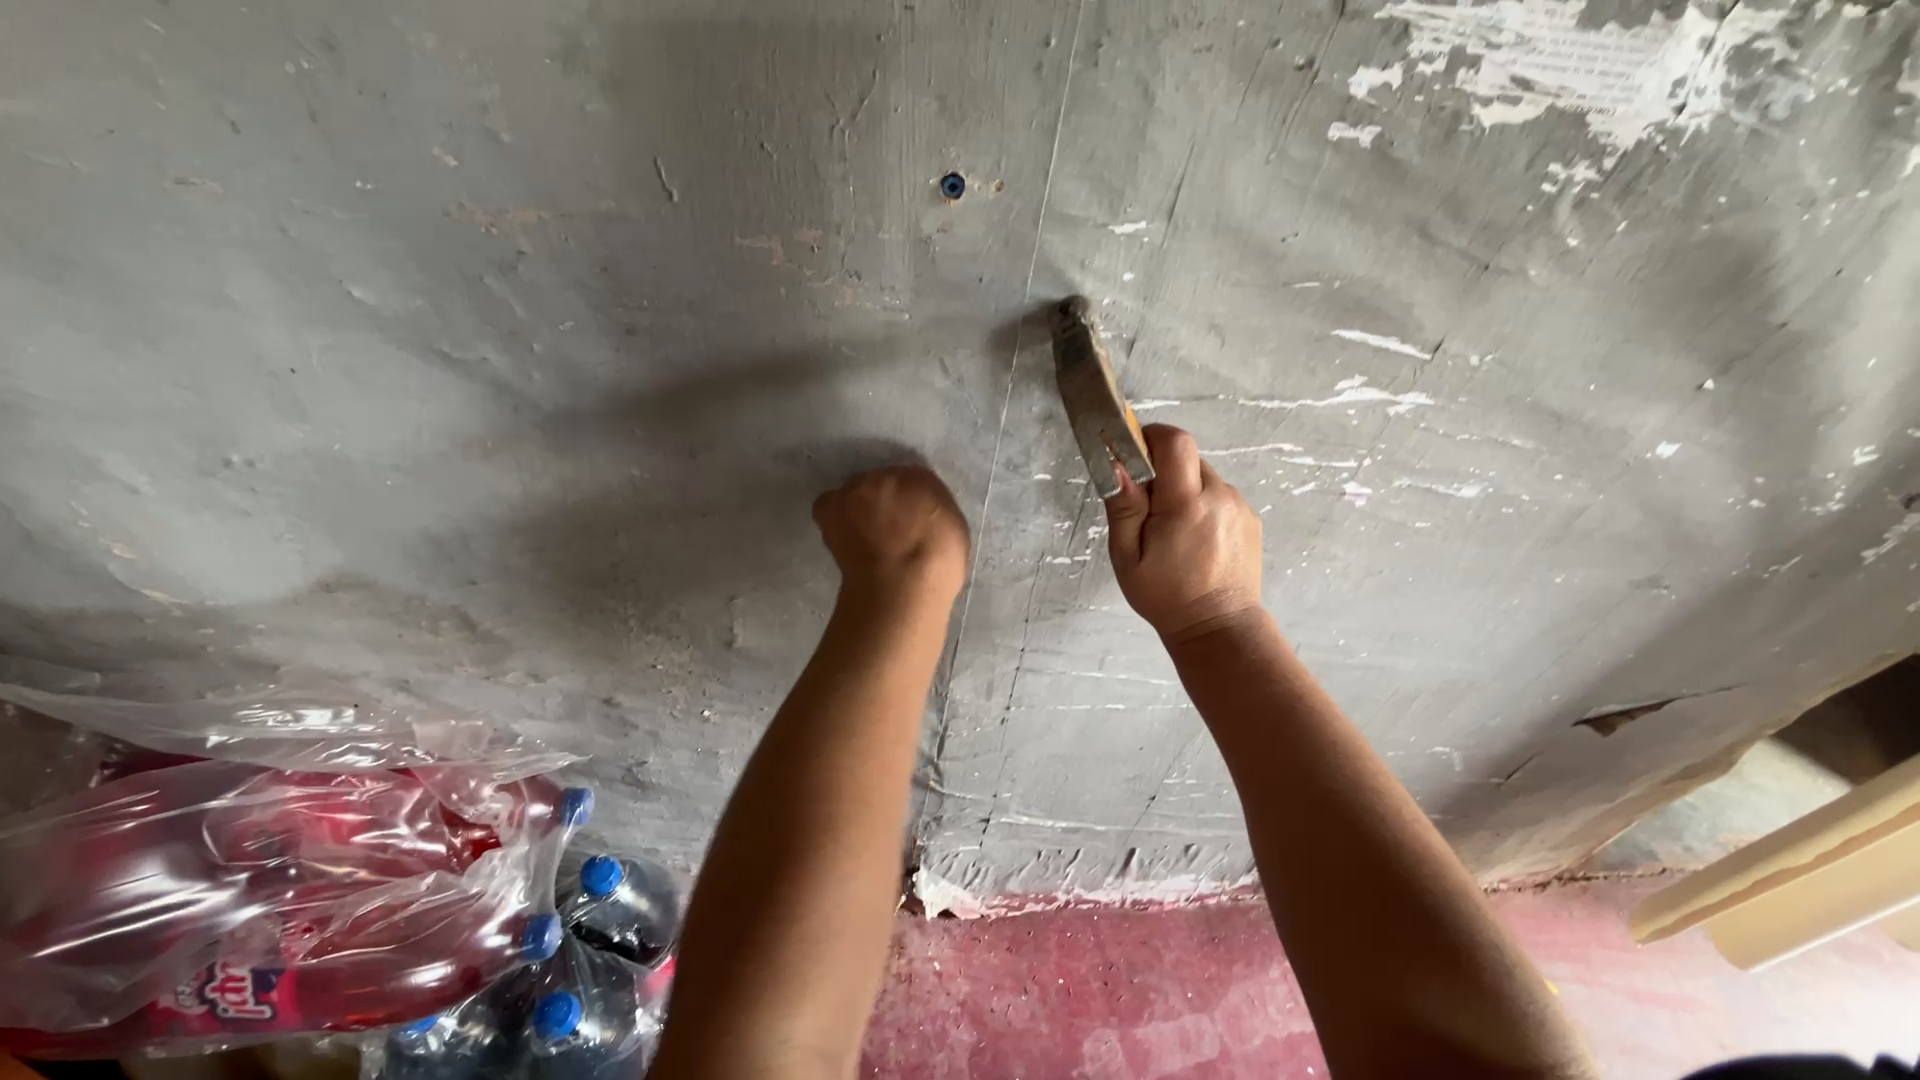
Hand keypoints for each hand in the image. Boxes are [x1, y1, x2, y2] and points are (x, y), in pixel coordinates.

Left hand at [813, 465, 970, 603]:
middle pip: (881, 482)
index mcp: (923, 477)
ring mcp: (855, 488)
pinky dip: (834, 519)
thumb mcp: (954, 530)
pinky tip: (845, 539)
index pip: (913, 481)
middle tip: (886, 532)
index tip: (909, 523)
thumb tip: (921, 515)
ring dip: (858, 509)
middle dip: (883, 502)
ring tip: (863, 539)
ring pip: (854, 493)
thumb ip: (934, 512)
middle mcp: (887, 474)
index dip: (909, 503)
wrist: (902, 585)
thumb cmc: (938, 566)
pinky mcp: (829, 505)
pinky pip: (828, 505)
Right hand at [1104, 424, 1265, 643]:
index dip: (1151, 437)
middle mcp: (1220, 497)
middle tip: (1146, 507)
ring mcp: (1239, 506)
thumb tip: (1117, 464)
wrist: (1219, 628)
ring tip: (1171, 531)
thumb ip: (1124, 507)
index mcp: (1186, 504)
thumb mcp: (1128, 557)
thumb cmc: (1166, 597)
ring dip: (1183, 490)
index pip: (1175, 442)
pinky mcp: (1250, 518)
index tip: (1133, 455)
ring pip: (1203, 477)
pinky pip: (1219, 495)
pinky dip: (1202, 505)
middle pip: (1188, 458)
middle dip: (1162, 471)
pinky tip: (1194, 539)